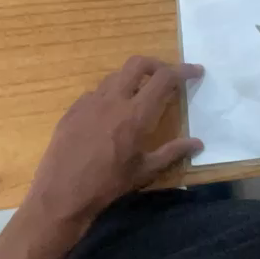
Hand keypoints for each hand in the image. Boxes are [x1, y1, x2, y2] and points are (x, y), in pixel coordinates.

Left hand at [23, 56, 203, 227]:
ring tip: (139, 95)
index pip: (164, 78)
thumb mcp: (145, 171)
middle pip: (138, 63)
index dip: (183, 71)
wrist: (61, 195)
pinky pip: (96, 92)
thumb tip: (198, 143)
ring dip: (132, 78)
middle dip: (156, 65)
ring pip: (116, 76)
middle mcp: (114, 100)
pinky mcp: (73, 110)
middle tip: (166, 78)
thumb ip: (172, 152)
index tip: (195, 72)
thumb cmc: (108, 184)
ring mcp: (90, 102)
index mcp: (136, 114)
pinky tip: (110, 114)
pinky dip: (110, 95)